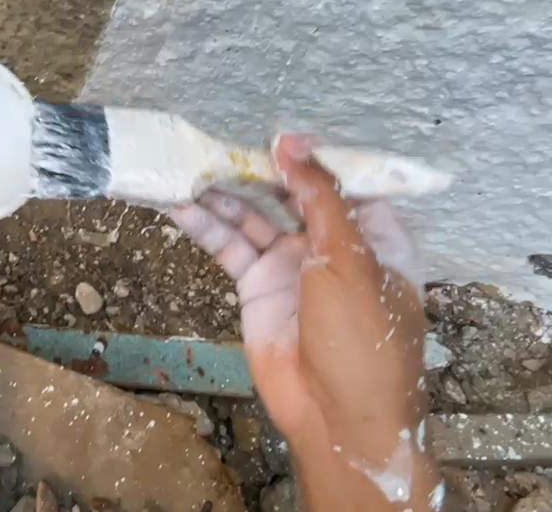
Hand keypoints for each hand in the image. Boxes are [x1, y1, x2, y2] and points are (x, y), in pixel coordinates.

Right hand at [171, 134, 438, 511]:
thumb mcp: (348, 259)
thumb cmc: (362, 339)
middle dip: (254, 169)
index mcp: (372, 236)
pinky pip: (227, 243)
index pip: (340, 182)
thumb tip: (290, 140)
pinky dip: (203, 222)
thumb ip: (317, 196)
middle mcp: (328, 243)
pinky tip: (179, 202)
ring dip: (220, 192)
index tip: (277, 134)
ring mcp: (288, 263)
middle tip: (218, 145)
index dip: (310, 157)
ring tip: (187, 167)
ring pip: (250, 214)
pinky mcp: (255, 283)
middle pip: (286, 193)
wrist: (335, 418)